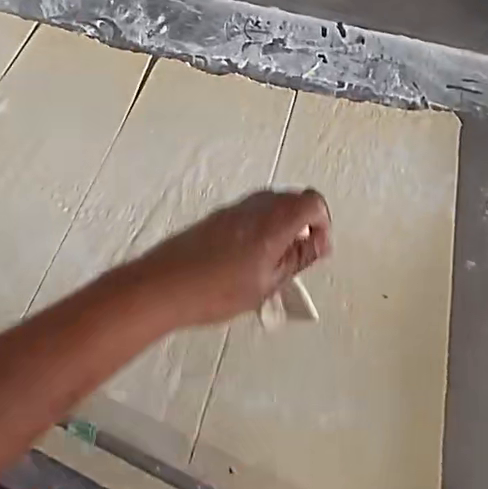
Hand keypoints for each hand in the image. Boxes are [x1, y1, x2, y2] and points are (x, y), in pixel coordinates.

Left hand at [124, 189, 330, 327]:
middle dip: (305, 224)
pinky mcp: (220, 216)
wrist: (164, 285)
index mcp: (273, 222)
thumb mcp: (267, 283)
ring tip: (275, 262)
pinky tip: (251, 259)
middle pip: (294, 199)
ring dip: (284, 225)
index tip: (316, 249)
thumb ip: (297, 259)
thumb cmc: (213, 289)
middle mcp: (256, 207)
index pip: (312, 202)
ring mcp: (235, 209)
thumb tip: (318, 245)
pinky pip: (253, 211)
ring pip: (273, 203)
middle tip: (300, 256)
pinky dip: (263, 226)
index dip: (323, 224)